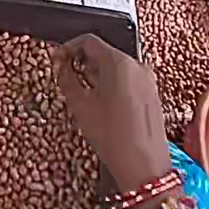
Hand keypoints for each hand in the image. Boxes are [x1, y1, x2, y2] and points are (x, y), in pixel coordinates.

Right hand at [53, 35, 170, 191]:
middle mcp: (137, 65)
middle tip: (65, 75)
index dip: (69, 47)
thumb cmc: (112, 136)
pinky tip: (100, 102)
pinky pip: (127, 78)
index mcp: (119, 63)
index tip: (57, 59)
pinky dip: (111, 82)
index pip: (89, 41)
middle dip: (82, 61)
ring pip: (116, 66)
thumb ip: (67, 78)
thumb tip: (59, 64)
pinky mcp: (151, 93)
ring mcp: (147, 79)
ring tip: (80, 91)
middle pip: (104, 52)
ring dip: (96, 73)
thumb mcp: (81, 105)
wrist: (145, 166)